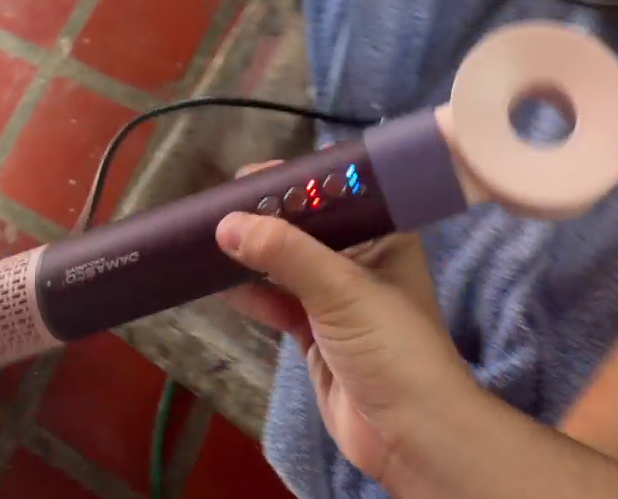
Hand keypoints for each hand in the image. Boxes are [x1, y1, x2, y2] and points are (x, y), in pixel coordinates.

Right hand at [216, 164, 470, 483]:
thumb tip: (227, 224)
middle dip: (264, 218)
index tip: (247, 179)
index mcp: (382, 233)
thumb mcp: (340, 289)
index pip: (332, 194)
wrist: (411, 438)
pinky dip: (249, 293)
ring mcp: (335, 296)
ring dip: (251, 255)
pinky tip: (215, 283)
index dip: (291, 183)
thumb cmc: (390, 346)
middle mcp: (359, 257)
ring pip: (286, 265)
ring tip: (207, 238)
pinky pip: (276, 302)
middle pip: (304, 228)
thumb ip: (284, 253)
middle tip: (218, 206)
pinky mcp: (314, 330)